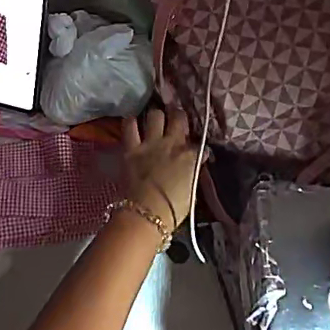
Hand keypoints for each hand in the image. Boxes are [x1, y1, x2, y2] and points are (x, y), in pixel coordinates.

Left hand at [121, 107, 202, 227]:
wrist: (146, 213)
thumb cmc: (173, 209)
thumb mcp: (192, 190)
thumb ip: (194, 170)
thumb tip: (200, 158)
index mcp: (190, 156)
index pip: (198, 142)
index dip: (197, 143)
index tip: (195, 147)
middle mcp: (172, 143)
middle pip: (178, 117)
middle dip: (178, 115)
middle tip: (175, 118)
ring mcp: (150, 143)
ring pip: (155, 115)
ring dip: (156, 116)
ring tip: (155, 119)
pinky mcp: (131, 148)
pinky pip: (130, 126)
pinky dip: (131, 122)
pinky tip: (132, 122)